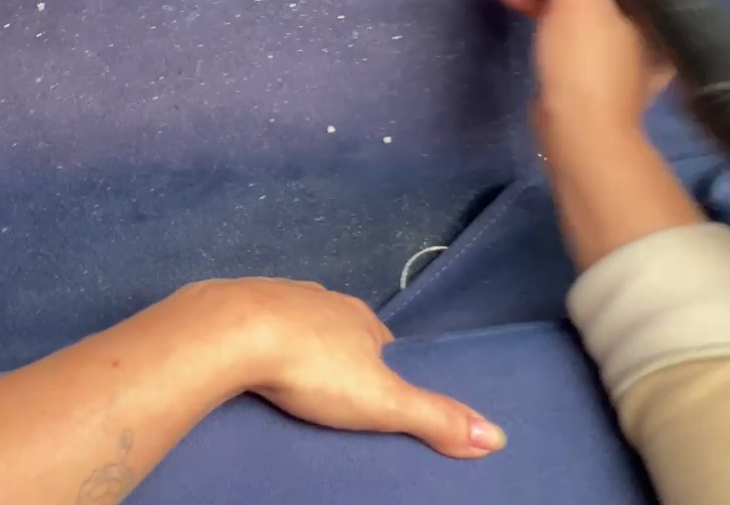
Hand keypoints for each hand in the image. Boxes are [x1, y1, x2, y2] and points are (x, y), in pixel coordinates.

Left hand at [156, 278, 506, 458]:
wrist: (230, 330)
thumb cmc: (312, 365)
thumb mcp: (381, 400)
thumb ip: (434, 416)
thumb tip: (499, 436)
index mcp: (357, 314)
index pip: (381, 341)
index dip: (384, 367)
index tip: (379, 395)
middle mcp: (319, 296)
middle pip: (339, 329)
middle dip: (339, 355)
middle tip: (335, 393)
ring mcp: (276, 294)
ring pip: (299, 322)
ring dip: (300, 344)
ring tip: (297, 380)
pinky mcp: (239, 301)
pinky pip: (260, 322)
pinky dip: (264, 338)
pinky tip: (258, 358)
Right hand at [493, 0, 670, 142]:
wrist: (581, 133)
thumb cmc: (584, 64)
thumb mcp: (576, 3)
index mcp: (655, 6)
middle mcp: (648, 23)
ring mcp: (625, 48)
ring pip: (584, 2)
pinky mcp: (598, 67)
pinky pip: (573, 24)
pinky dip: (547, 11)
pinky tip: (518, 8)